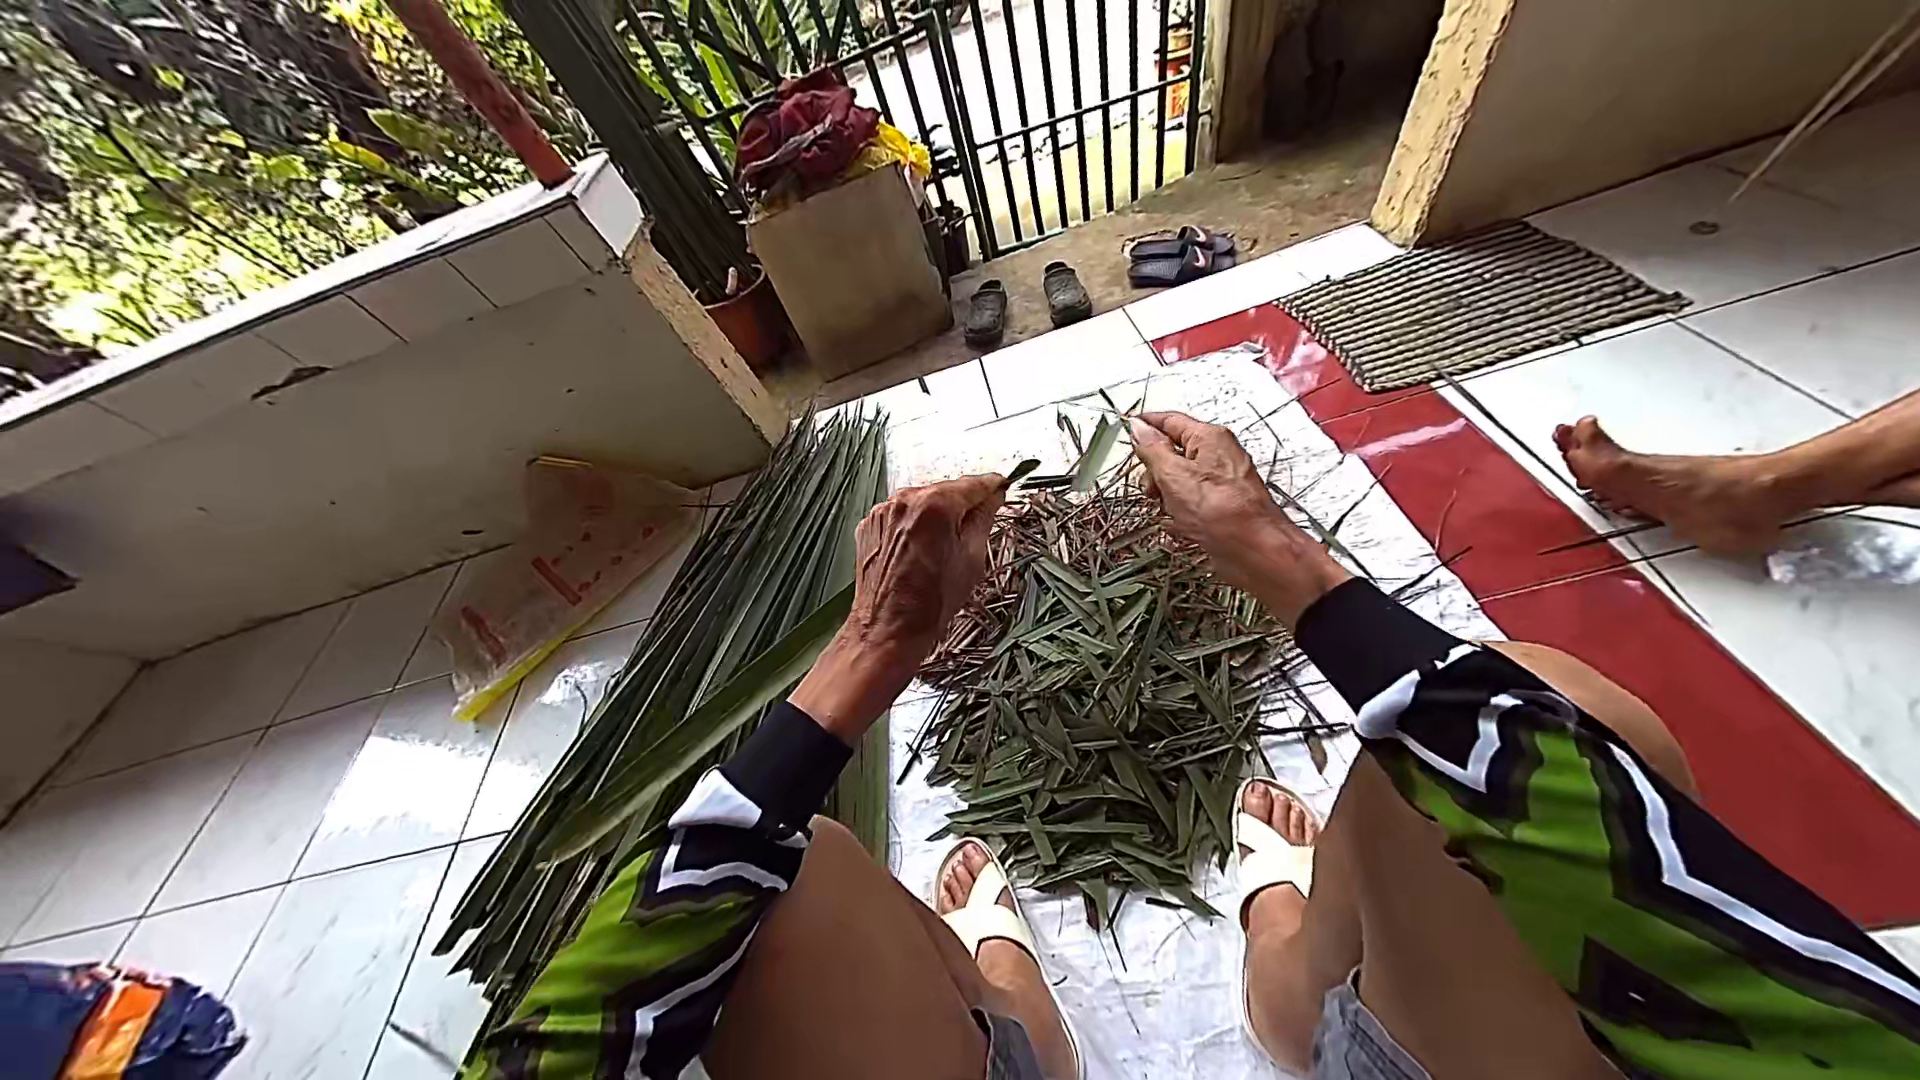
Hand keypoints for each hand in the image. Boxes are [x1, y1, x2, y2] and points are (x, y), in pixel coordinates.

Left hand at [790, 473, 1005, 741]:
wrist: (888, 629)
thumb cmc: (930, 603)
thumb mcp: (973, 559)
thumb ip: (984, 518)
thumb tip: (993, 496)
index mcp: (935, 505)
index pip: (973, 483)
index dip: (992, 485)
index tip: (1002, 486)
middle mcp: (905, 501)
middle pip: (946, 489)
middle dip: (963, 503)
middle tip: (977, 525)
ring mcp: (883, 512)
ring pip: (923, 501)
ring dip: (937, 514)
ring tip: (944, 546)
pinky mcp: (870, 525)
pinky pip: (902, 515)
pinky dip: (915, 525)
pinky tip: (921, 551)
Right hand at [1129, 412, 1349, 623]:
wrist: (1252, 548)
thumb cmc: (1222, 511)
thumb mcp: (1172, 474)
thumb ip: (1152, 449)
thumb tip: (1139, 429)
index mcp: (1209, 438)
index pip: (1170, 421)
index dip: (1146, 424)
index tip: (1129, 428)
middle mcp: (1219, 455)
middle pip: (1173, 453)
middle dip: (1154, 470)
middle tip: (1150, 486)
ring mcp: (1222, 481)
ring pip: (1179, 480)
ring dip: (1165, 494)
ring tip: (1168, 508)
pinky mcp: (1222, 505)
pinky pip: (1191, 500)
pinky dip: (1180, 510)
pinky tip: (1180, 523)